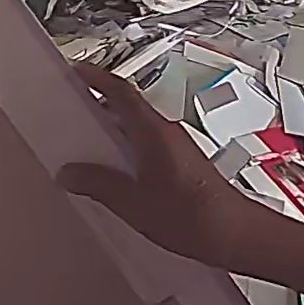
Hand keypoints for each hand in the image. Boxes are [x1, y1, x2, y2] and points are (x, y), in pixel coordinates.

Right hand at [60, 62, 274, 274]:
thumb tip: (70, 173)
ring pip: (139, 127)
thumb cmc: (192, 216)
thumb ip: (98, 184)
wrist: (233, 233)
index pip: (121, 92)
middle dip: (100, 105)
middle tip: (73, 109)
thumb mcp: (133, 203)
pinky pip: (148, 145)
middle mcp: (167, 133)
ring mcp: (176, 147)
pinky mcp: (182, 163)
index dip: (97, 78)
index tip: (77, 71)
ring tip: (86, 143)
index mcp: (154, 132)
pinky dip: (128, 148)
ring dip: (114, 129)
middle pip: (129, 107)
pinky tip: (115, 172)